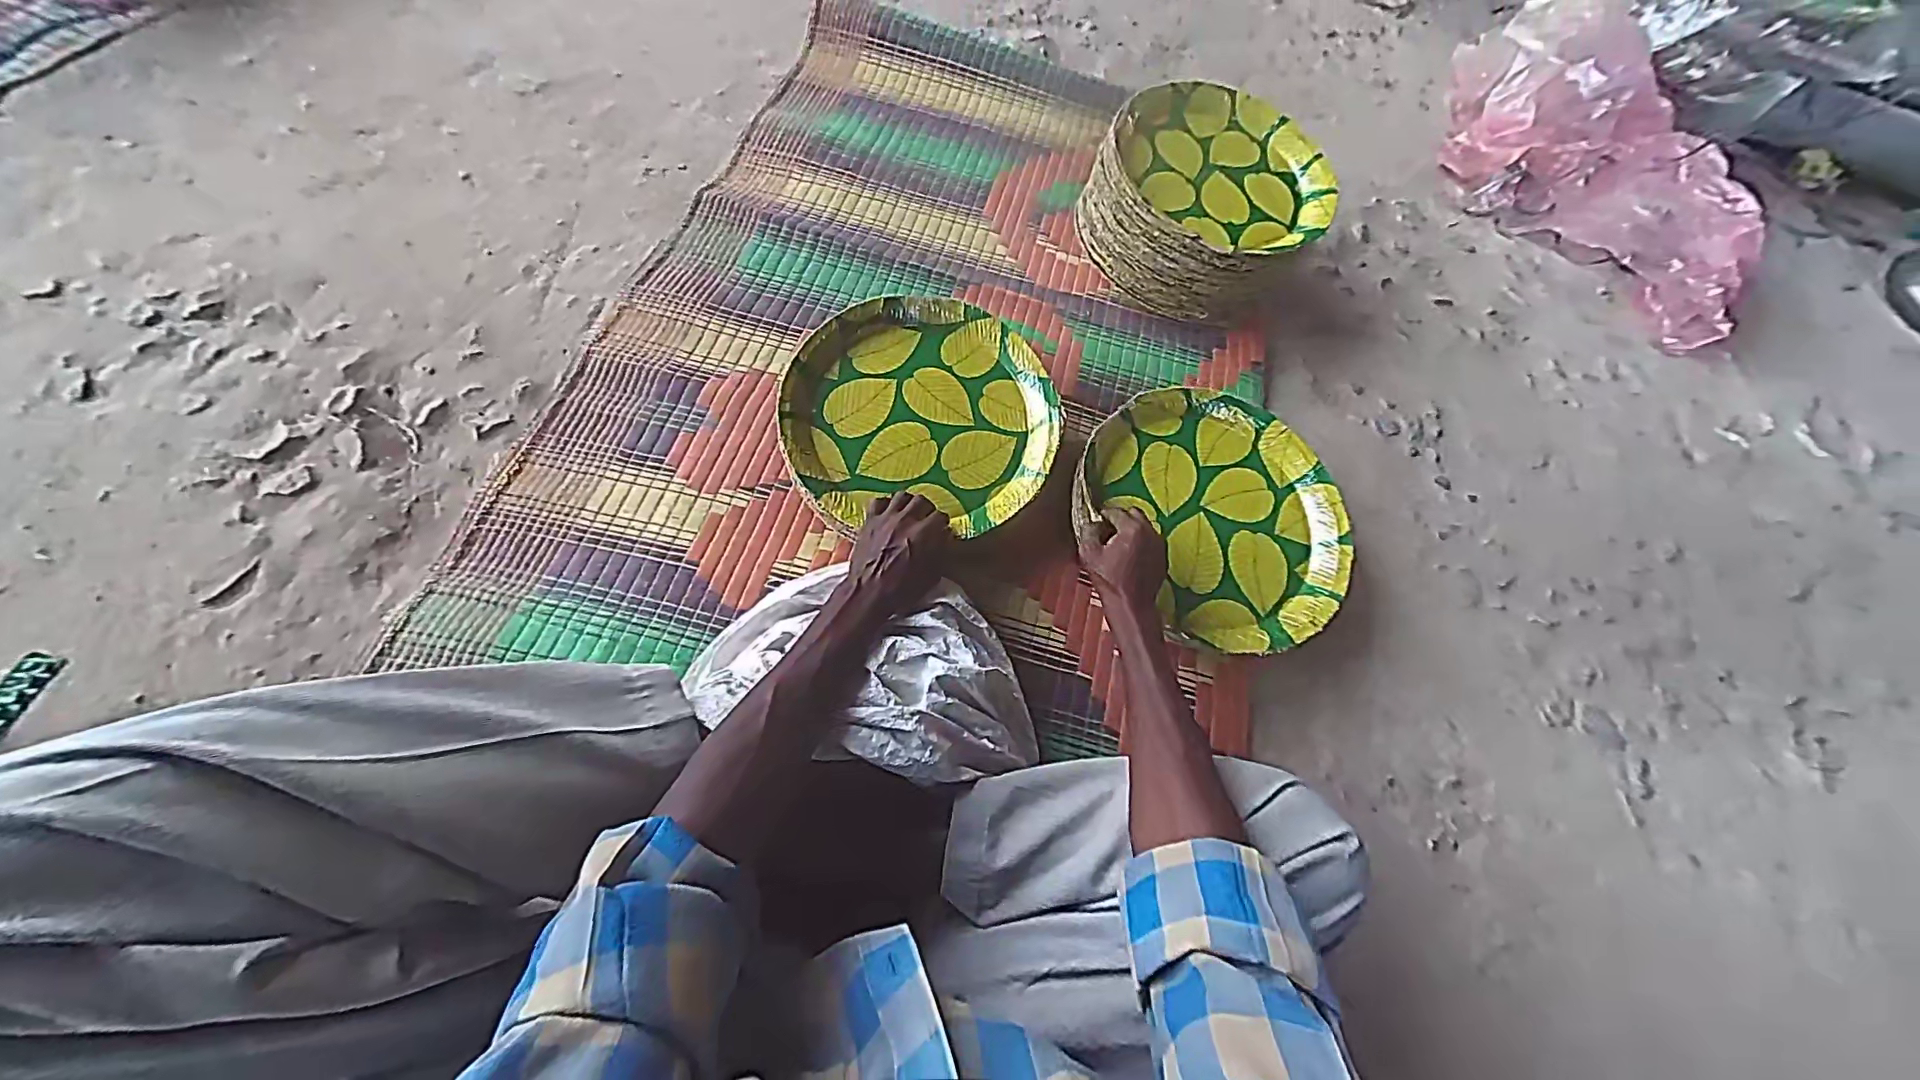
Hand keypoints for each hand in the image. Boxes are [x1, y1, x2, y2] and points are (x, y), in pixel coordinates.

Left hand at [836, 493, 950, 621]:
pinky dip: (886, 505)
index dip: (942, 525)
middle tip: (926, 520)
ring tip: (909, 513)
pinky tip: (888, 514)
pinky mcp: (870, 520)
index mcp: (926, 532)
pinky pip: (879, 502)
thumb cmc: (903, 589)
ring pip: (902, 496)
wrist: (869, 593)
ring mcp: (886, 517)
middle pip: (922, 501)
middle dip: (927, 510)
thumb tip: (943, 538)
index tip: (942, 532)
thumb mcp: (931, 574)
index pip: (941, 517)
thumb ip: (940, 551)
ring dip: (908, 503)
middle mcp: (907, 519)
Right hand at [1077, 507, 1166, 621]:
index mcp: (1132, 528)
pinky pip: (1150, 541)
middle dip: (1120, 519)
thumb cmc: (1111, 582)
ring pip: (1143, 527)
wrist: (1131, 605)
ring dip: (1131, 530)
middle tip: (1107, 531)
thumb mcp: (1089, 554)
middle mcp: (1150, 532)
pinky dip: (1140, 543)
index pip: (1115, 511)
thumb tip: (1090, 524)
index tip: (1096, 523)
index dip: (1102, 516)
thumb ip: (1088, 532)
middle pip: (1133, 514)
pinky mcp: (1162, 556)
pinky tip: (1129, 556)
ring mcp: (1158, 545)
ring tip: (1117, 545)